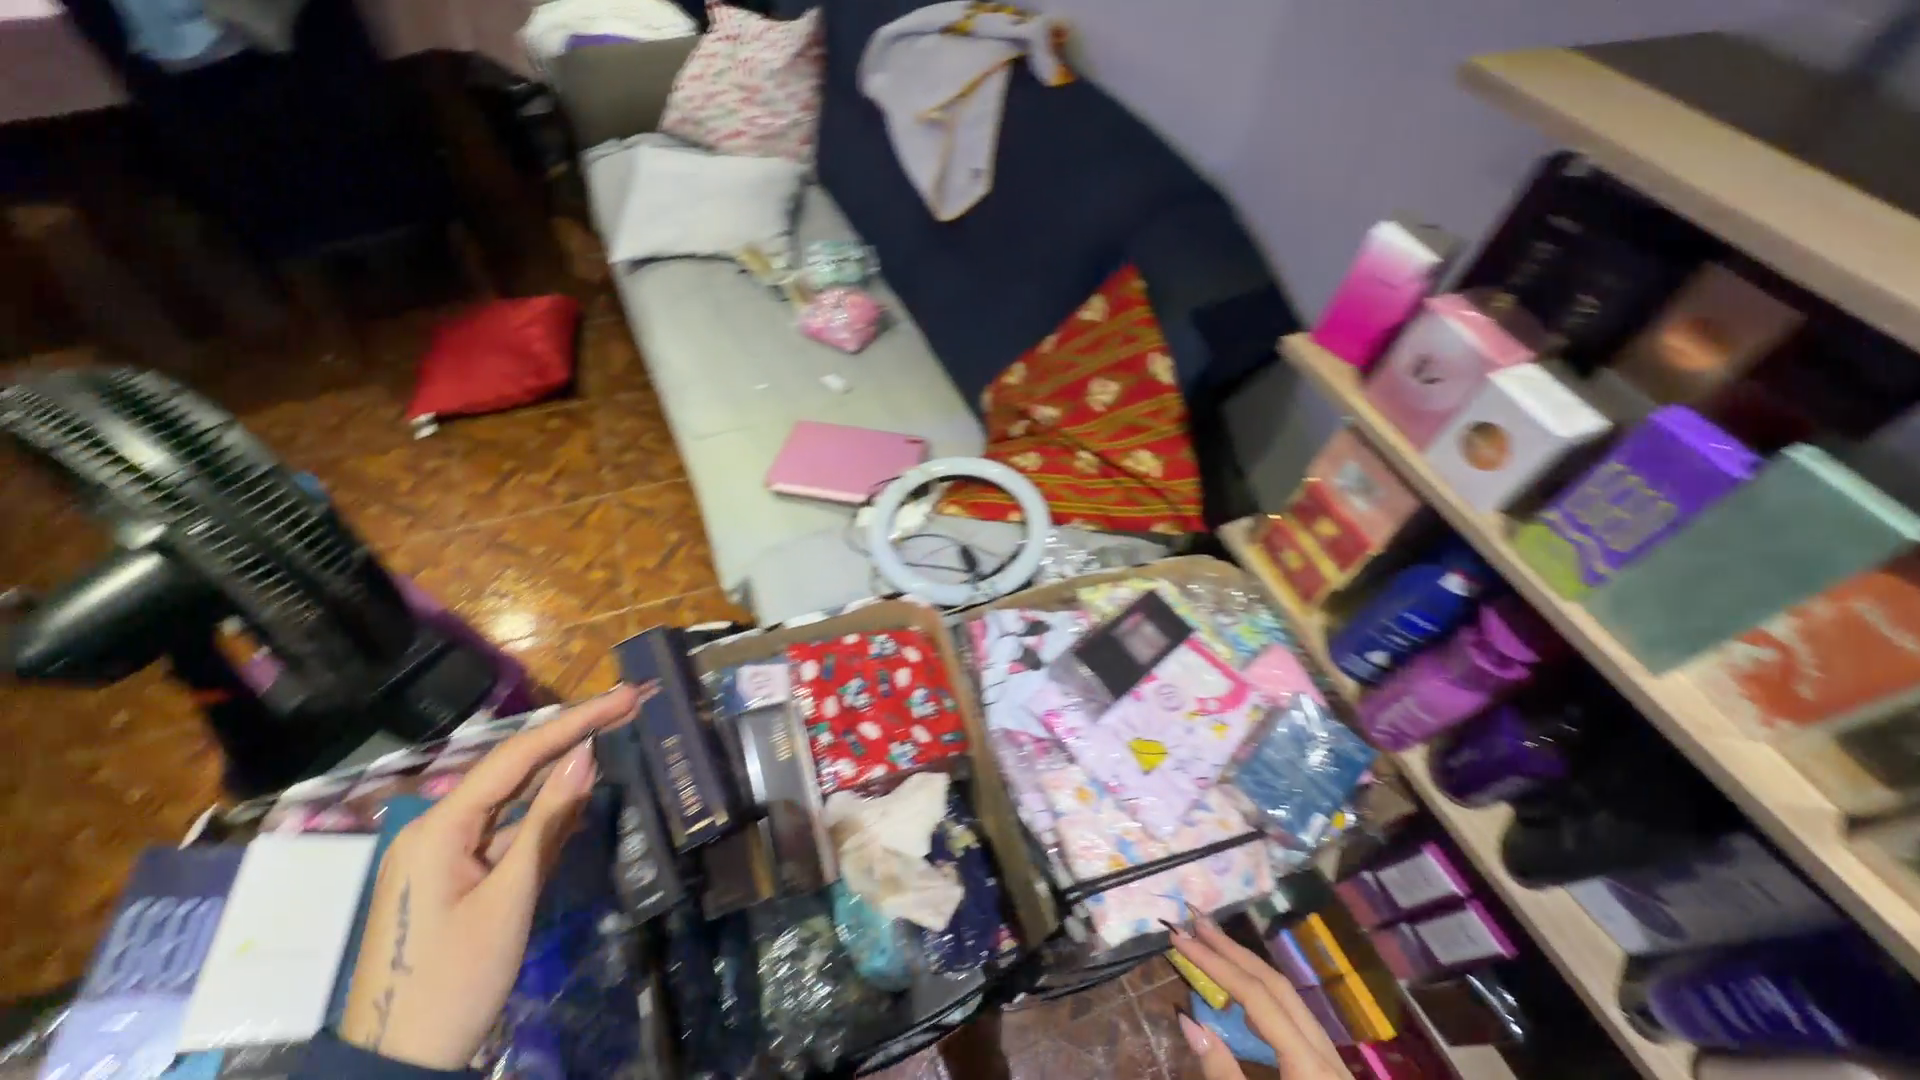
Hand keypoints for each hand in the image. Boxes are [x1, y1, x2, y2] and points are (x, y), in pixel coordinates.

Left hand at [339, 683, 652, 1069]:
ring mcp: (441, 854)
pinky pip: (503, 832)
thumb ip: (547, 822)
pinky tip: (574, 798)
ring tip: (611, 736)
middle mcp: (434, 828)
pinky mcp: (453, 877)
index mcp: (439, 828)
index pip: (516, 757)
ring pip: (509, 800)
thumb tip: (584, 755)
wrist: (396, 1062)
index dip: (575, 722)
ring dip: (559, 772)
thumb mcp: (510, 899)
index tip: (625, 697)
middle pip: (511, 770)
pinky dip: (541, 814)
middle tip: (626, 707)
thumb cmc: (456, 980)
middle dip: (569, 737)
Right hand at [1167, 911, 1346, 1079]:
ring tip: (1212, 945)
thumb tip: (1187, 1019)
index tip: (1178, 937)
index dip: (1214, 963)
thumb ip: (1222, 1073)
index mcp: (1307, 1061)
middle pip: (1275, 984)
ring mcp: (1330, 1057)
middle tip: (1196, 923)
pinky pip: (1293, 1017)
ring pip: (1287, 997)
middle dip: (1232, 951)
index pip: (1254, 995)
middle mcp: (1323, 1048)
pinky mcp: (1327, 1068)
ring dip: (1247, 967)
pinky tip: (1242, 996)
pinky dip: (1263, 994)